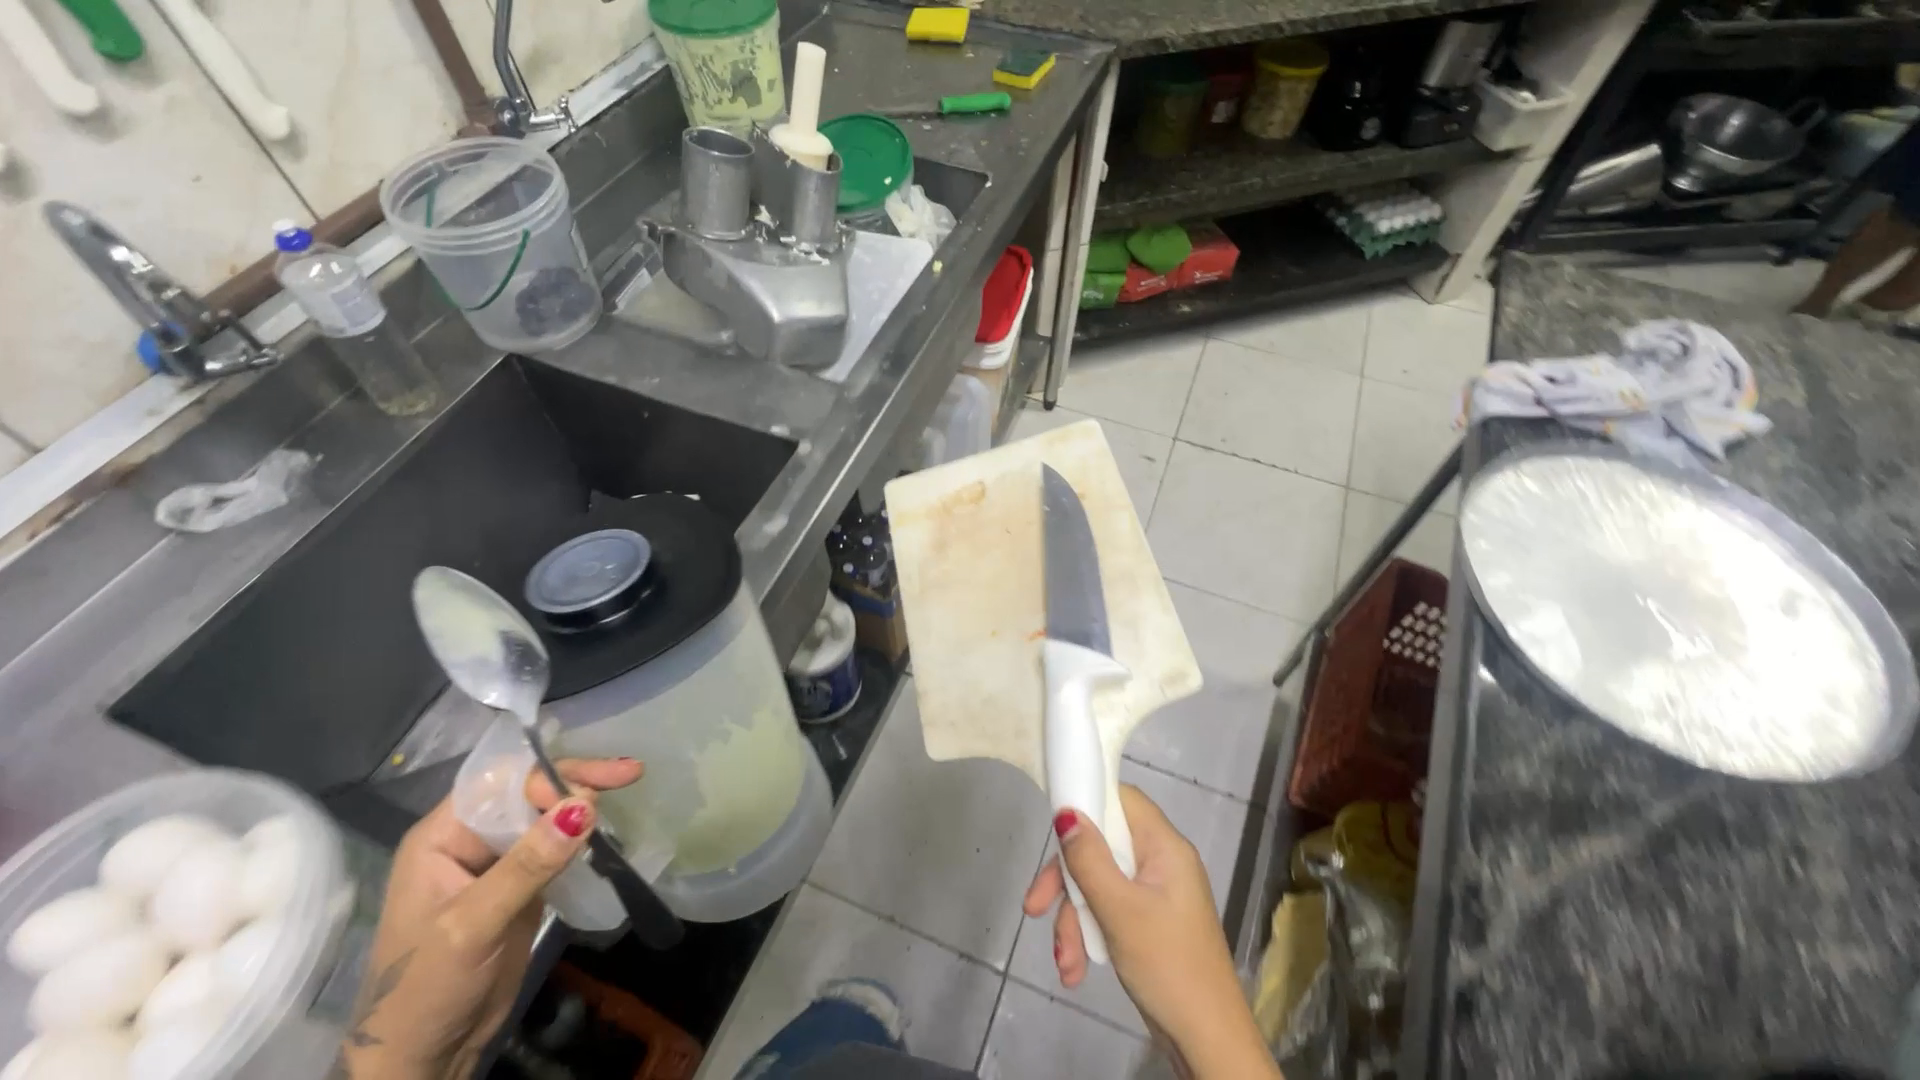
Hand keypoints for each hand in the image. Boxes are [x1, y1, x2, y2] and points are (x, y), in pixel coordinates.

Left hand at [334, 757, 642, 1079]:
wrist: (423, 1057)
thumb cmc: (425, 988)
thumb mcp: (473, 924)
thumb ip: (528, 865)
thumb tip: (585, 806)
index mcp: (440, 837)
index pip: (500, 785)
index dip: (547, 778)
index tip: (594, 788)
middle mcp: (467, 841)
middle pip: (527, 795)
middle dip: (576, 781)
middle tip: (630, 772)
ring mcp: (495, 866)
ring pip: (544, 819)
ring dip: (584, 805)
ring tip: (629, 787)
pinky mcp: (519, 890)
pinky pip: (554, 850)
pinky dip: (583, 837)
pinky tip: (610, 829)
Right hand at [1023, 785, 1279, 1079]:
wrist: (1206, 1037)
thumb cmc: (1167, 963)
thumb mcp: (1120, 910)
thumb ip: (1089, 859)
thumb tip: (1065, 812)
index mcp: (1164, 847)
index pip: (1121, 800)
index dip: (1086, 804)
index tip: (1051, 830)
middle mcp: (1160, 863)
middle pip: (1100, 847)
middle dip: (1066, 883)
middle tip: (1035, 908)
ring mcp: (1154, 894)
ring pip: (1098, 884)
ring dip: (1074, 920)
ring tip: (1065, 962)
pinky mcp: (1147, 923)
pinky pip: (1107, 912)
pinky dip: (1088, 936)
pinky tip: (1075, 970)